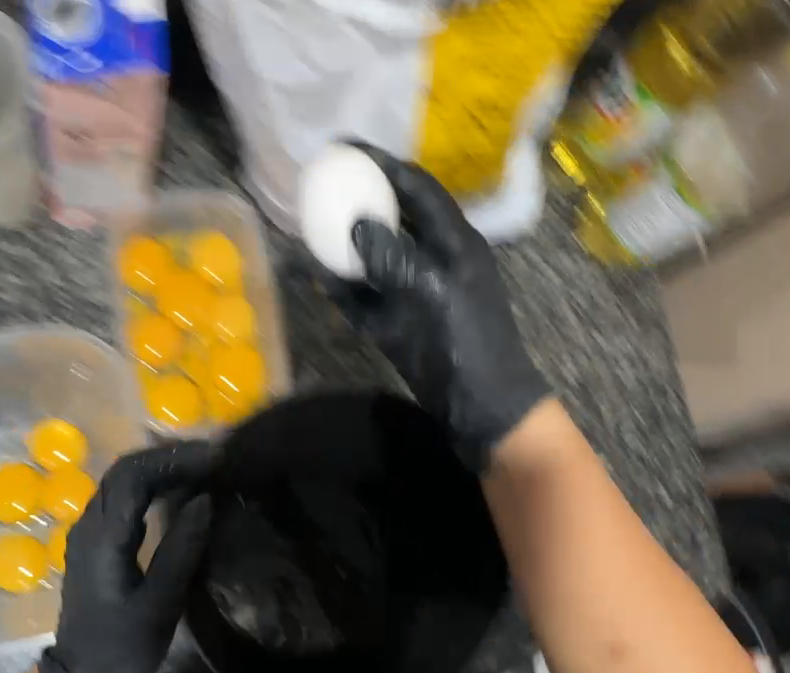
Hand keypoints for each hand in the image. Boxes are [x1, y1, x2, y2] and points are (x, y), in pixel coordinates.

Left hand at [36, 441, 216, 672]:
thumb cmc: (123, 647)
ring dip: (159, 471)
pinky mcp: (95, 545)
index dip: (174, 460)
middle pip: (124, 472)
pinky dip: (150, 489)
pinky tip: (179, 495)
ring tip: (203, 472)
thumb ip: (180, 549)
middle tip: (214, 460)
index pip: (132, 476)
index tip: (214, 459)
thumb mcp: (160, 604)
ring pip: (120, 484)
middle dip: (168, 458)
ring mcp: (87, 534)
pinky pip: (120, 502)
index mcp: (102, 538)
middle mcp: (88, 526)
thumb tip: (205, 499)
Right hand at [323, 144, 550, 471]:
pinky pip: (365, 298)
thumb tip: (357, 224)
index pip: (416, 187)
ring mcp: (413, 294)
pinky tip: (317, 274)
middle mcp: (432, 260)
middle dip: (358, 199)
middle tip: (319, 186)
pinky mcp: (397, 325)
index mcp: (454, 241)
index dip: (381, 164)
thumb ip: (396, 258)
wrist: (480, 407)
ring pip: (374, 257)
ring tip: (309, 225)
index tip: (342, 147)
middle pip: (392, 217)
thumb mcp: (434, 295)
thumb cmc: (468, 346)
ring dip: (344, 243)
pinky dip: (342, 287)